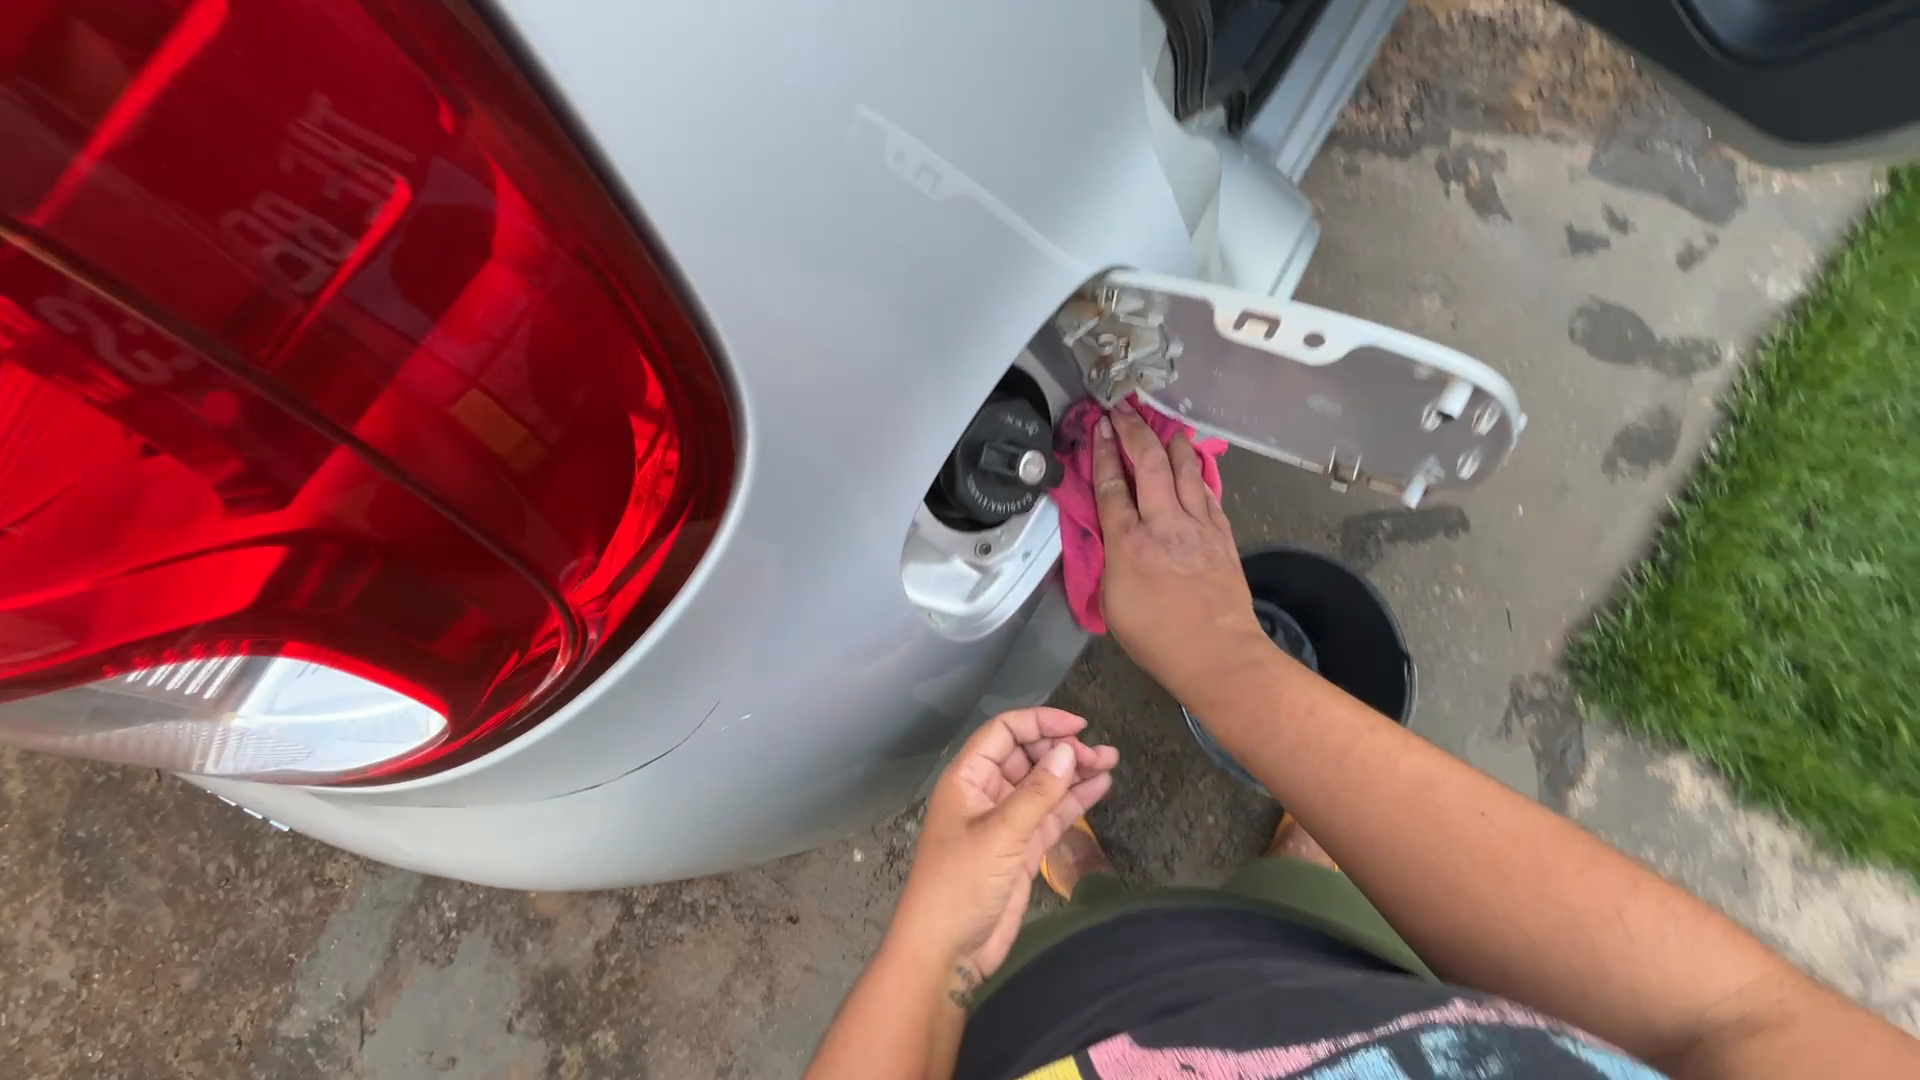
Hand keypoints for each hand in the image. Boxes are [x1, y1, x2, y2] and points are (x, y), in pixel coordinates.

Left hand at [890, 707, 1117, 999]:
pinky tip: (1099, 787)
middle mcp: (986, 792)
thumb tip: (1068, 751)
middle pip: (1026, 755)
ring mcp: (1005, 821)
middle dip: (1061, 749)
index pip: (1004, 732)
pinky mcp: (1021, 848)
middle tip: (1098, 754)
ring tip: (1111, 762)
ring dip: (1073, 772)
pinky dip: (1073, 800)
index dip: (1040, 722)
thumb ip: (1037, 792)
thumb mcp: (1000, 833)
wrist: (946, 952)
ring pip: (1042, 784)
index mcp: (968, 778)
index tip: (1078, 727)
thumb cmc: (960, 884)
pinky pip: (1050, 813)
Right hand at [1094, 403, 1273, 706]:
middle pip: (1148, 463)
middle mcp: (1164, 524)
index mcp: (1129, 543)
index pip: (1110, 486)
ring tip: (1162, 427)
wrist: (1218, 655)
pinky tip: (1192, 465)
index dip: (1101, 453)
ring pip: (1184, 469)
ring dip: (1170, 443)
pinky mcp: (1222, 534)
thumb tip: (1113, 538)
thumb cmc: (1157, 638)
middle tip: (1123, 412)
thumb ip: (1110, 561)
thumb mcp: (1113, 603)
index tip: (1098, 428)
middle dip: (1133, 431)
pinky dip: (1197, 473)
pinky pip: (1207, 492)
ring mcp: (1198, 526)